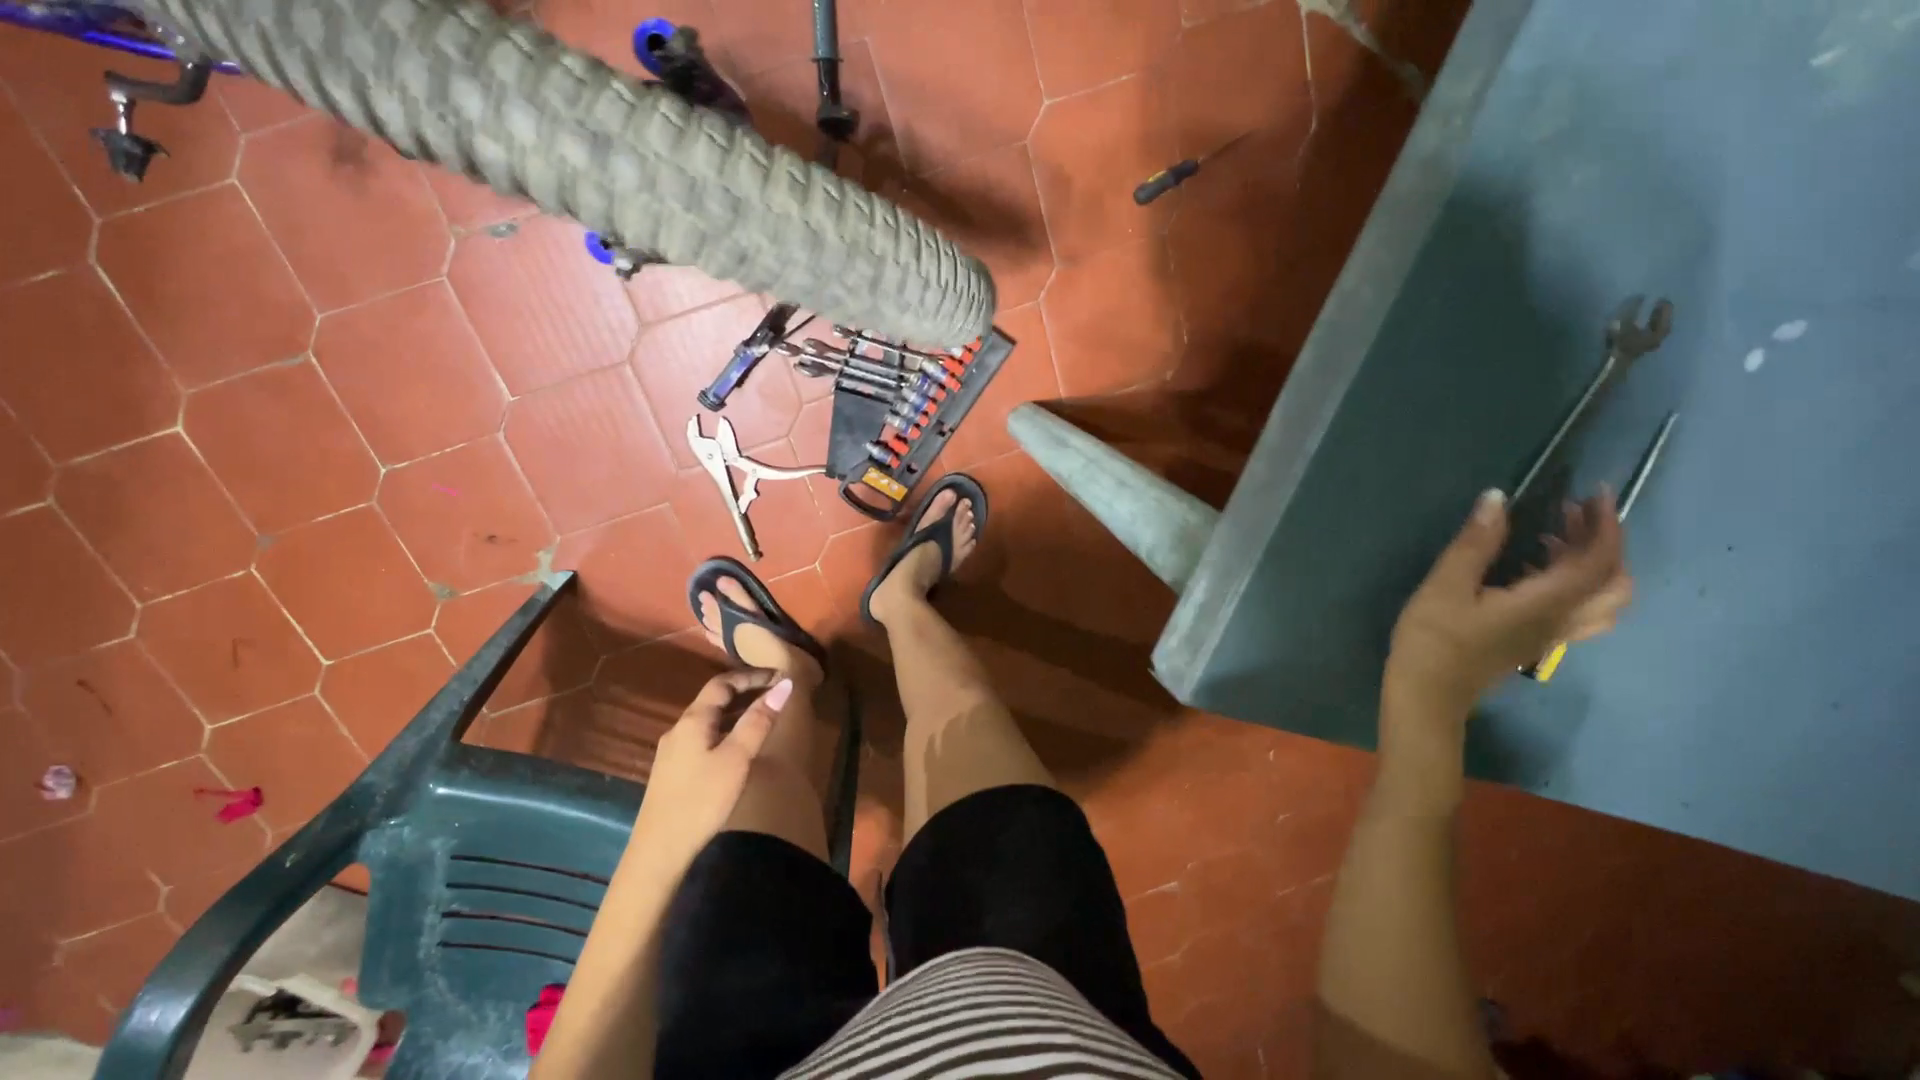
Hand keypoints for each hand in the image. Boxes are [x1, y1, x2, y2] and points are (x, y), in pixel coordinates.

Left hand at [628, 670, 794, 865]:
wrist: (660, 850)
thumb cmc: (702, 800)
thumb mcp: (737, 758)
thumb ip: (759, 721)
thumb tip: (784, 686)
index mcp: (692, 720)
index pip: (722, 684)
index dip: (751, 677)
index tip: (778, 677)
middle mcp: (679, 730)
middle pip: (713, 700)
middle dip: (745, 693)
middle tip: (776, 696)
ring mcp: (672, 752)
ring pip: (708, 722)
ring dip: (735, 714)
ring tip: (763, 719)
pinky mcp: (672, 772)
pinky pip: (703, 739)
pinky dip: (725, 733)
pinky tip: (738, 750)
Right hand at [1387, 488, 1629, 714]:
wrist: (1427, 694)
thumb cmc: (1435, 639)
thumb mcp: (1446, 585)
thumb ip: (1476, 542)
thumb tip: (1497, 498)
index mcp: (1546, 603)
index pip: (1597, 561)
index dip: (1604, 525)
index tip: (1591, 494)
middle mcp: (1561, 620)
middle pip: (1614, 584)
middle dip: (1604, 544)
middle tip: (1571, 518)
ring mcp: (1552, 635)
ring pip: (1602, 602)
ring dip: (1593, 566)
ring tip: (1554, 541)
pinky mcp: (1535, 642)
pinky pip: (1580, 612)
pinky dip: (1575, 585)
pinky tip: (1535, 572)